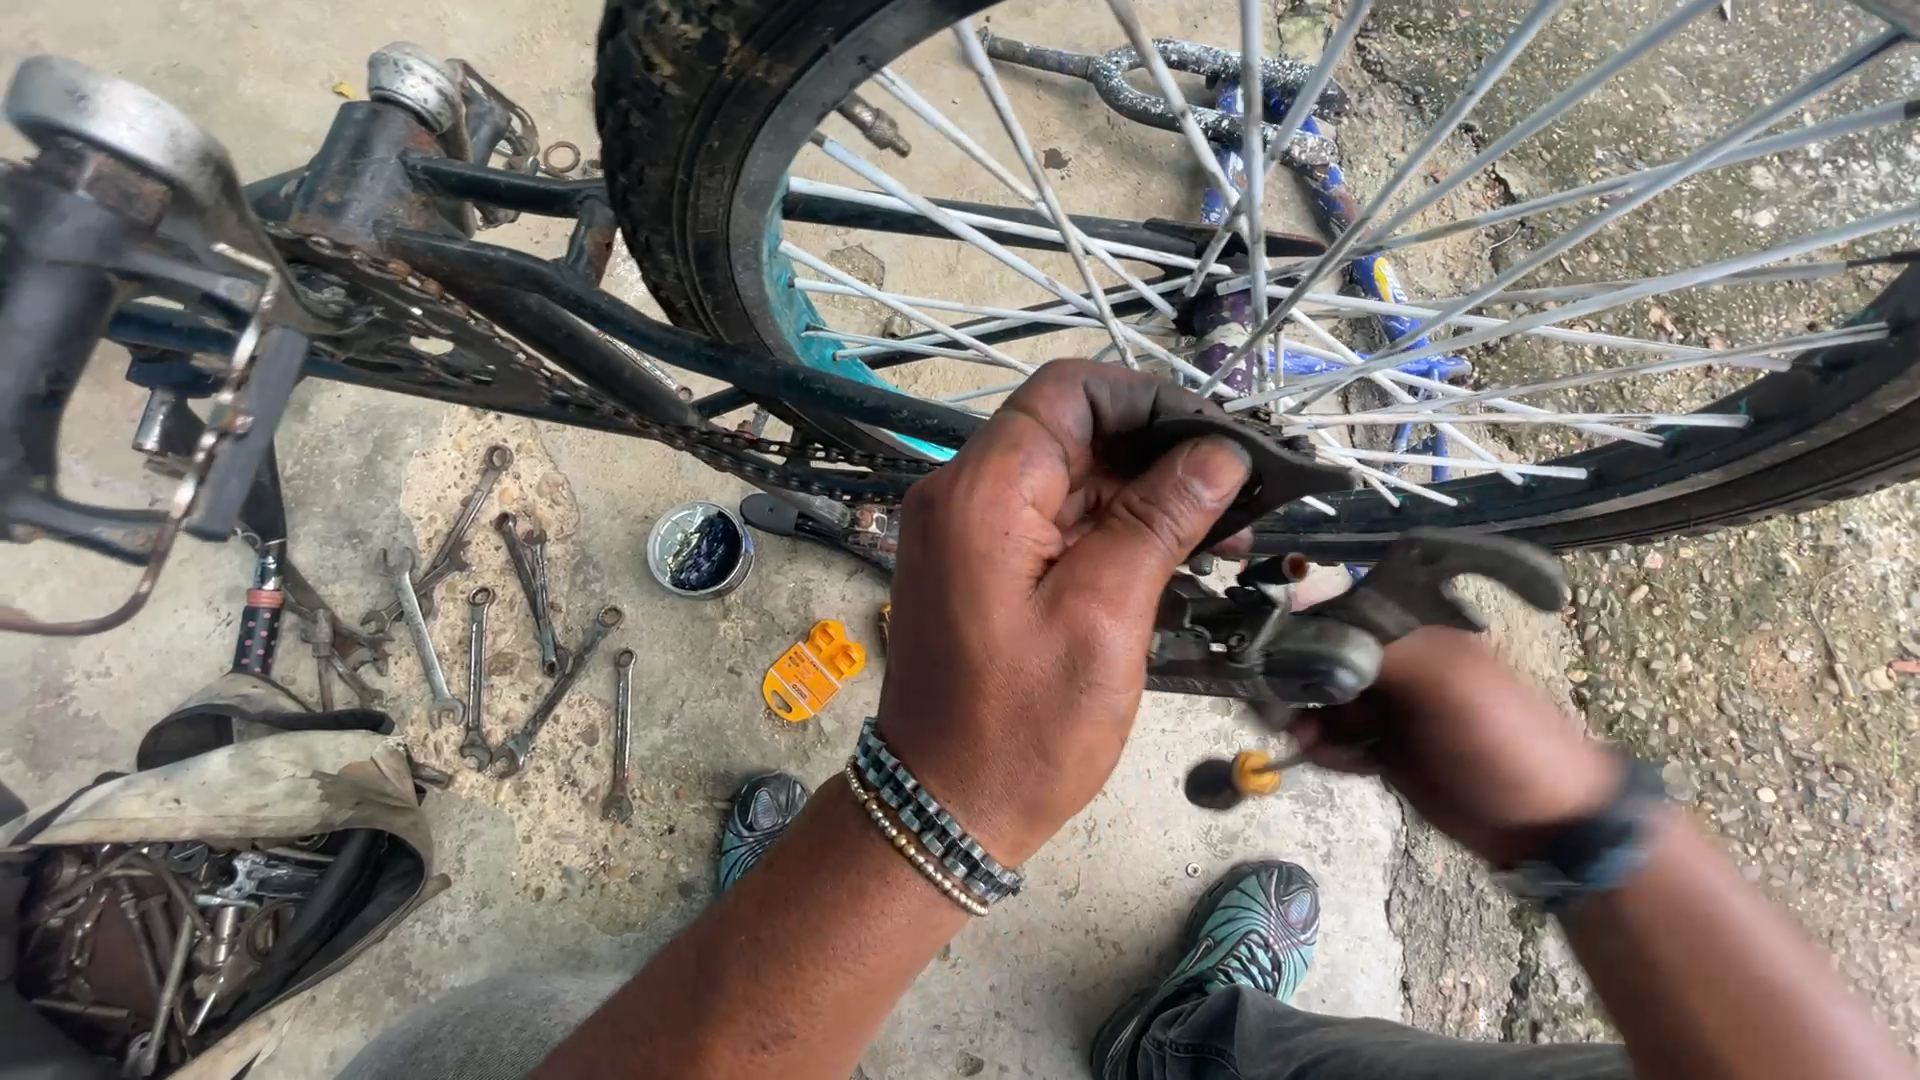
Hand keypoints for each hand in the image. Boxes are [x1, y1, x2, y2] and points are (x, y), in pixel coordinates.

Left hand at [875, 360, 1251, 864]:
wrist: (945, 805)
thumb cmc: (1022, 728)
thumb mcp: (1103, 620)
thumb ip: (1156, 523)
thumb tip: (1218, 453)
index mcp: (982, 492)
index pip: (1067, 393)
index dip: (1147, 401)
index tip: (1218, 440)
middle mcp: (964, 493)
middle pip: (1071, 432)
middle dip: (1158, 454)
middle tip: (1241, 496)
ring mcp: (970, 530)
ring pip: (1069, 477)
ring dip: (1143, 496)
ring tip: (1225, 535)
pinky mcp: (983, 563)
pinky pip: (1054, 521)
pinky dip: (1112, 529)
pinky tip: (1173, 557)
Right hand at [1291, 627, 1622, 865]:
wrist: (1550, 825)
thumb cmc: (1505, 741)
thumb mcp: (1446, 684)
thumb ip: (1374, 650)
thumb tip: (1297, 628)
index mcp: (1409, 630)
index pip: (1330, 617)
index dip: (1293, 639)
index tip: (1272, 670)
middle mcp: (1391, 659)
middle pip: (1313, 660)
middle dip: (1293, 688)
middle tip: (1286, 718)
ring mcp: (1385, 704)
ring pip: (1316, 702)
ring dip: (1305, 724)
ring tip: (1316, 747)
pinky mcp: (1381, 744)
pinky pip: (1332, 738)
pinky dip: (1326, 750)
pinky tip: (1343, 763)